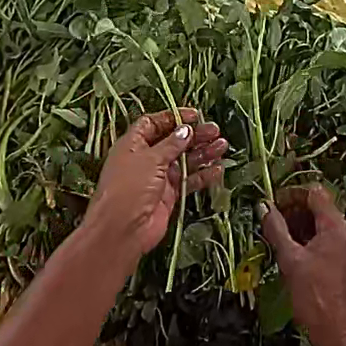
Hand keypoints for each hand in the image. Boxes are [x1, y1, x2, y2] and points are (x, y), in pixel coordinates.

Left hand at [81, 109, 227, 258]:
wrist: (122, 230)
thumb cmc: (129, 188)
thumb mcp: (150, 159)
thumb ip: (171, 144)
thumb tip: (185, 130)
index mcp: (133, 145)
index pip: (153, 124)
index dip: (173, 118)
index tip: (195, 116)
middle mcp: (146, 159)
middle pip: (173, 141)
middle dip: (194, 135)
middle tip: (215, 130)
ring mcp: (158, 178)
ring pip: (184, 161)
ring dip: (203, 153)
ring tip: (222, 146)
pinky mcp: (169, 195)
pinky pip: (188, 181)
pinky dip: (203, 175)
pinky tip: (217, 170)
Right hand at [259, 185, 345, 345]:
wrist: (334, 330)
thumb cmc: (313, 295)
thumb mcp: (290, 260)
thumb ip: (276, 230)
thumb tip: (263, 207)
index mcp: (335, 226)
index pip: (315, 193)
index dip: (292, 193)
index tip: (271, 201)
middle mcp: (342, 231)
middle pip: (317, 206)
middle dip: (292, 208)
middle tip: (268, 217)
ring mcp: (342, 244)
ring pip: (318, 221)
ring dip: (296, 223)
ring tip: (273, 231)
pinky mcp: (338, 257)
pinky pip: (320, 236)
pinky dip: (304, 236)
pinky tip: (286, 245)